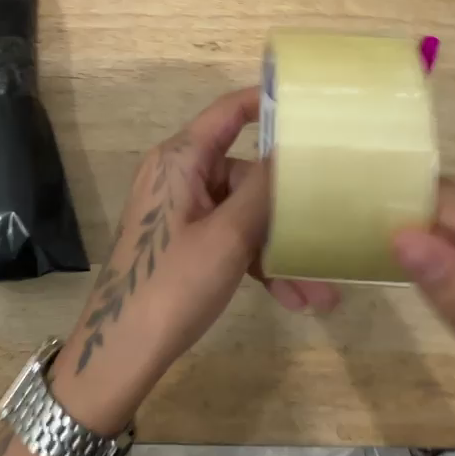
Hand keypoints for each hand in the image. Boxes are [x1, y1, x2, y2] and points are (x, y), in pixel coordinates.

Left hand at [50, 88, 339, 432]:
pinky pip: (229, 238)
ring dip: (280, 250)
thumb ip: (263, 189)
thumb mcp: (228, 237)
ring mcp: (180, 210)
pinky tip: (293, 300)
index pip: (228, 112)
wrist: (121, 352)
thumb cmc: (173, 284)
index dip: (267, 103)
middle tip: (333, 233)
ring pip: (243, 214)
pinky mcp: (183, 241)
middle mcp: (179, 175)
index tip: (313, 108)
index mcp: (180, 159)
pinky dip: (257, 264)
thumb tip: (292, 148)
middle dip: (288, 211)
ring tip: (320, 293)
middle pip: (245, 173)